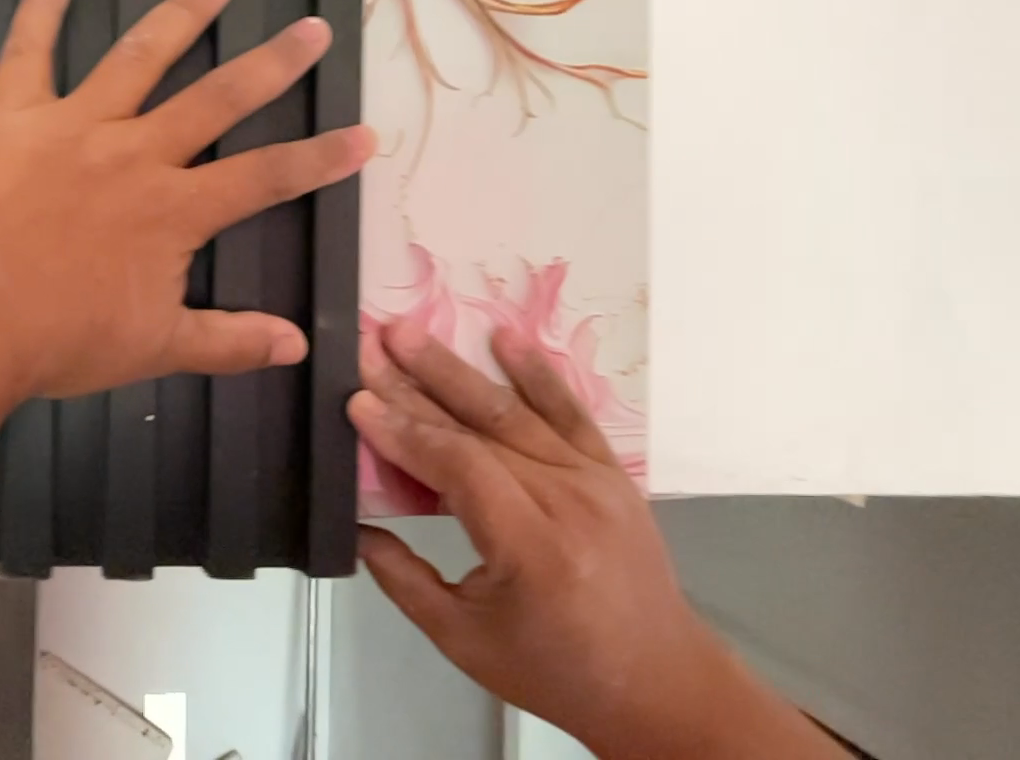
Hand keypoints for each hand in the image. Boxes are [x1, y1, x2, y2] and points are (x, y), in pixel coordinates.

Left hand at [0, 0, 373, 399]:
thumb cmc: (59, 338)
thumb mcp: (155, 348)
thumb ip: (230, 343)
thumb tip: (297, 347)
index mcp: (175, 209)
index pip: (268, 177)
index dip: (320, 157)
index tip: (365, 135)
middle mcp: (137, 153)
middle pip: (217, 99)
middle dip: (272, 64)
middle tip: (312, 28)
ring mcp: (76, 126)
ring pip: (141, 57)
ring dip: (184, 13)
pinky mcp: (16, 116)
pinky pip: (29, 50)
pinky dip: (42, 4)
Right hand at [350, 320, 846, 759]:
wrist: (663, 686)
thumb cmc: (557, 670)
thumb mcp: (463, 639)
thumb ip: (402, 579)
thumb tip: (356, 526)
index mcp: (531, 548)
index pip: (458, 468)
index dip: (403, 432)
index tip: (357, 401)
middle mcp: (567, 502)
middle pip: (477, 429)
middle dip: (413, 385)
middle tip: (368, 348)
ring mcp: (595, 481)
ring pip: (511, 412)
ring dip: (453, 368)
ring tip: (407, 333)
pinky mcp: (611, 472)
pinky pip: (570, 412)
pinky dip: (535, 372)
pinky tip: (503, 336)